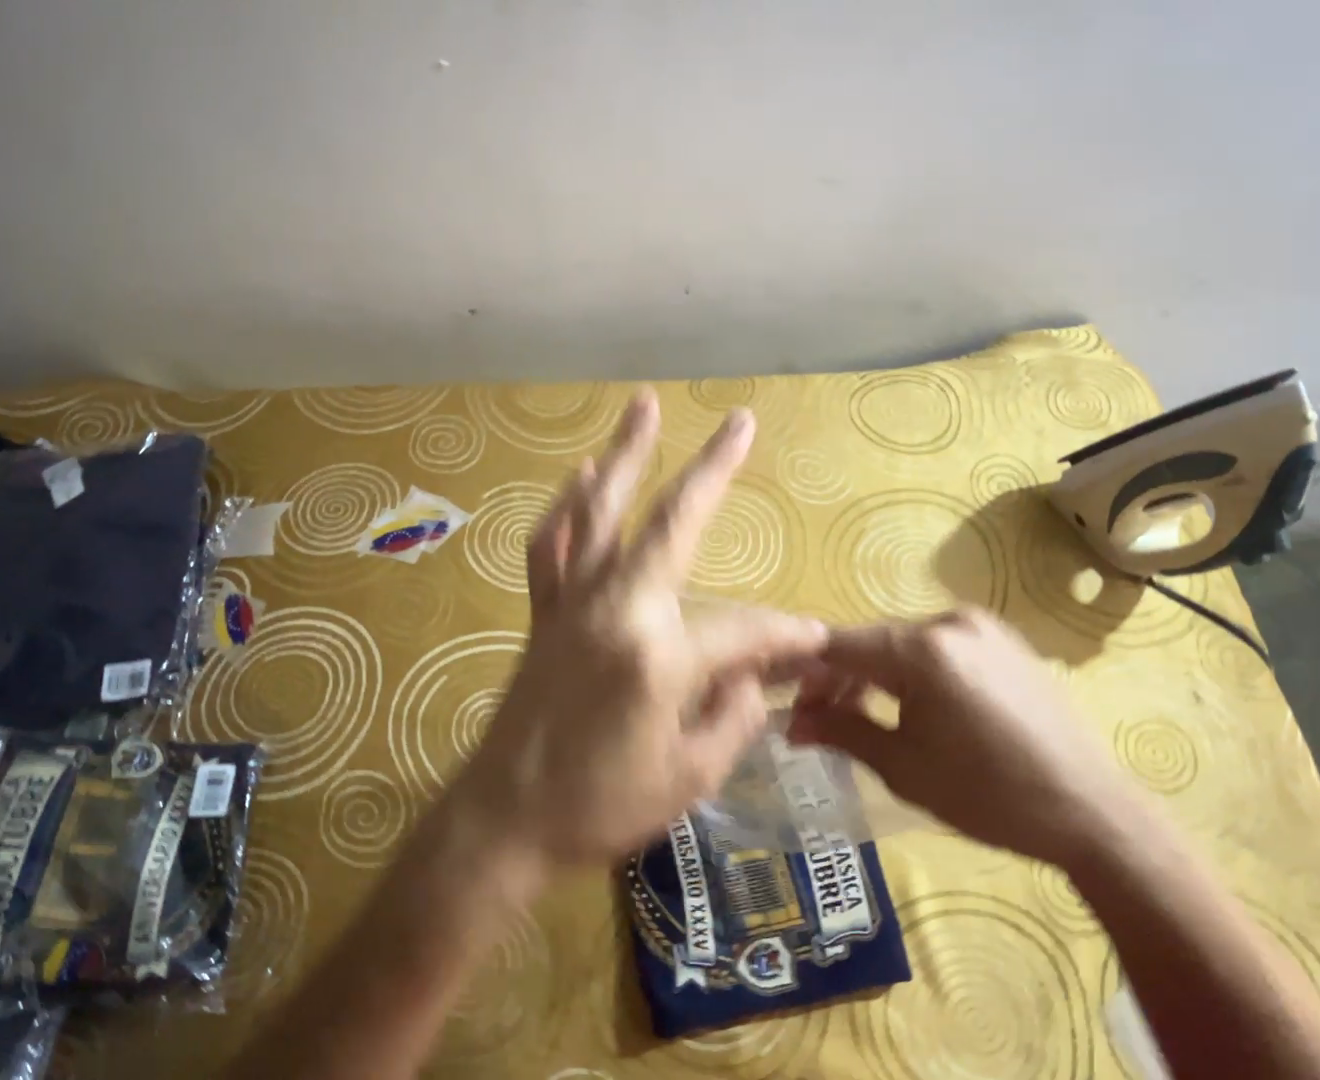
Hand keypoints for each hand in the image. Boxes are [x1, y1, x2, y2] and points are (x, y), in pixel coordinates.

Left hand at [454, 390, 826, 868]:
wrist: (504, 821)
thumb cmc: (601, 807)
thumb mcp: (690, 776)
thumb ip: (734, 715)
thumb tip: (753, 673)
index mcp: (660, 655)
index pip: (745, 629)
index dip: (787, 636)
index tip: (815, 644)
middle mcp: (615, 609)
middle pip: (671, 524)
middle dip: (712, 470)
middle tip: (741, 421)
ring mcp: (572, 605)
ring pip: (600, 513)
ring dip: (626, 456)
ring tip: (643, 405)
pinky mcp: (543, 615)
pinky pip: (552, 548)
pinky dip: (567, 508)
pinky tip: (580, 476)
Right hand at [787, 608, 1143, 868]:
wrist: (1089, 811)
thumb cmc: (987, 794)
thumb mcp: (902, 766)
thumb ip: (841, 730)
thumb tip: (791, 723)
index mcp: (924, 648)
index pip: (840, 645)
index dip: (806, 673)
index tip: (785, 704)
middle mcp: (951, 621)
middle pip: (872, 641)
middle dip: (839, 678)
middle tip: (818, 720)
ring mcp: (984, 627)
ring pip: (904, 644)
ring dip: (874, 675)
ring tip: (859, 717)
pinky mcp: (1005, 642)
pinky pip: (939, 648)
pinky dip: (912, 671)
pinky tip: (909, 706)